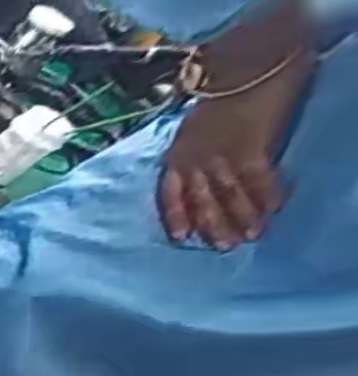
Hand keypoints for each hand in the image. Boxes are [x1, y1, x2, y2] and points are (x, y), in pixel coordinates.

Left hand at [159, 3, 311, 248]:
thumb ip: (196, 150)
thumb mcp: (195, 128)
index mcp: (175, 158)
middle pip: (201, 200)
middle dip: (212, 225)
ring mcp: (220, 155)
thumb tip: (206, 168)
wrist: (247, 59)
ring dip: (240, 216)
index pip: (171, 196)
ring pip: (227, 194)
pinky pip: (256, 176)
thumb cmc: (223, 92)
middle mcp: (192, 162)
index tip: (182, 238)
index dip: (176, 217)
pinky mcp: (251, 145)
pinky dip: (265, 193)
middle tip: (223, 248)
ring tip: (248, 236)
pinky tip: (273, 209)